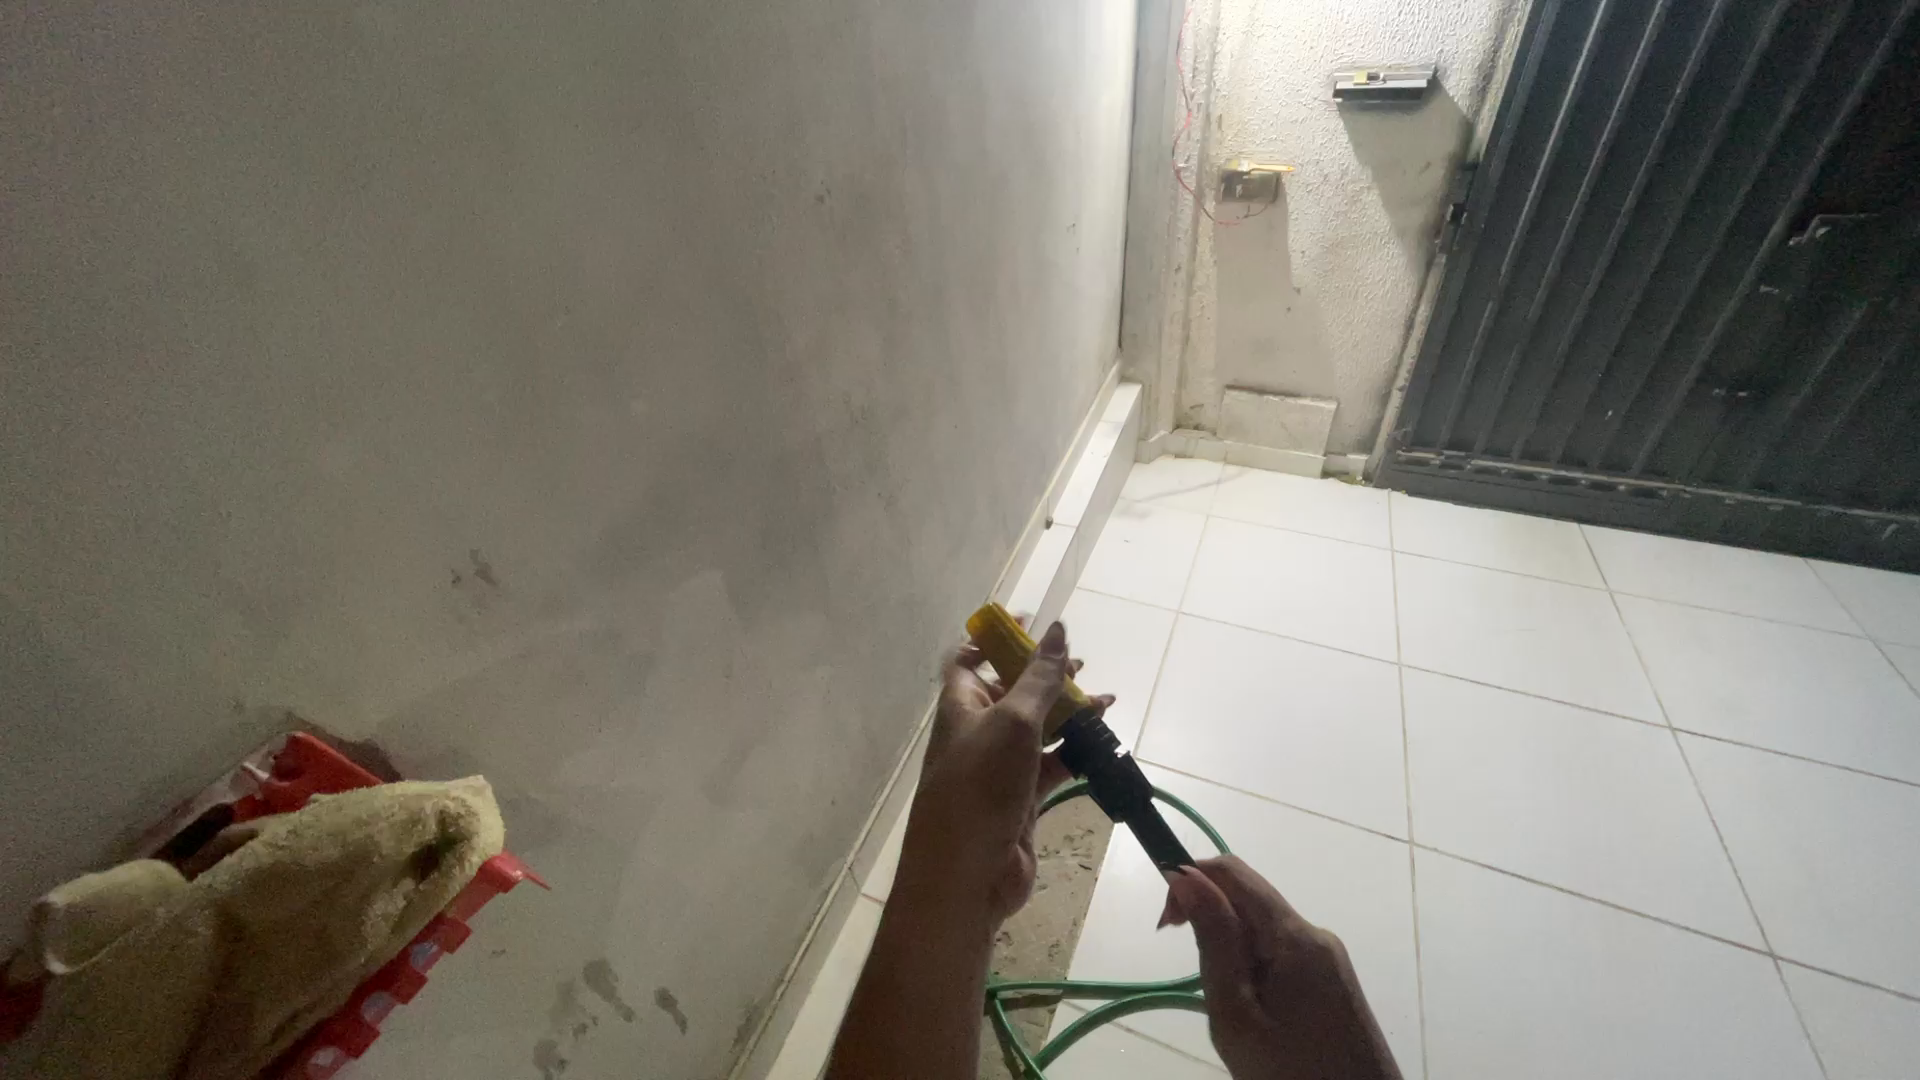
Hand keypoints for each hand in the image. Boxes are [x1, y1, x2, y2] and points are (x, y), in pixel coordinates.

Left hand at [902, 621, 1110, 923]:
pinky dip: (1076, 749)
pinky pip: (1052, 761)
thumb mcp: (1013, 721)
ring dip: (1067, 711)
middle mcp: (978, 729)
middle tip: (1078, 662)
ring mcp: (1000, 764)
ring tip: (1103, 698)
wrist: (968, 875)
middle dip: (1043, 674)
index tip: (1030, 622)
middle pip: (1011, 690)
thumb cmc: (981, 784)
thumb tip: (1056, 628)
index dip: (995, 637)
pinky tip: (1103, 738)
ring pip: (1037, 726)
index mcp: (961, 703)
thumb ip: (1039, 678)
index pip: (970, 658)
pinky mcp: (1022, 796)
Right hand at [1163, 856, 1401, 1079]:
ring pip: (1261, 927)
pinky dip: (1252, 965)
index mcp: (1293, 935)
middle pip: (1247, 896)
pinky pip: (1279, 951)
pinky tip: (1254, 1013)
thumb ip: (1212, 939)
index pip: (1231, 871)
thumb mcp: (1236, 1014)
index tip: (1167, 926)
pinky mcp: (1333, 981)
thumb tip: (1185, 874)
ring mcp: (1328, 958)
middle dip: (1208, 917)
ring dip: (1229, 947)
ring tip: (1227, 1006)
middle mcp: (1314, 934)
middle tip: (1195, 976)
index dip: (1191, 878)